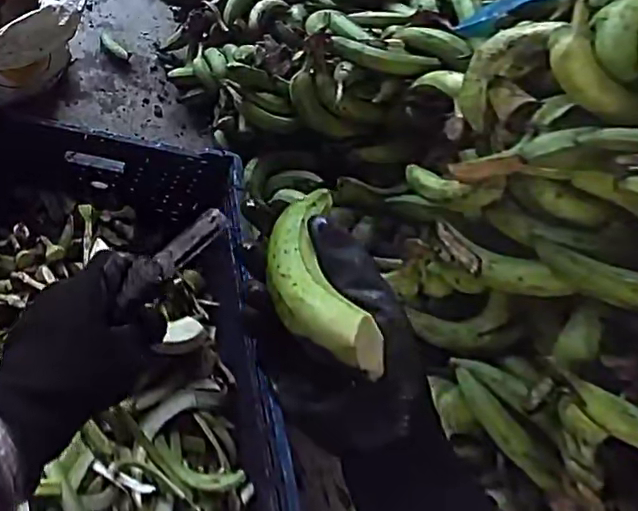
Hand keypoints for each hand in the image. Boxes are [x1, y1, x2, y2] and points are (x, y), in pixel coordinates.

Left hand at [0, 251, 162, 470]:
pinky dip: (73, 341)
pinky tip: (80, 370)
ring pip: (77, 309)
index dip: (136, 274)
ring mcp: (39, 310)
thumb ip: (146, 331)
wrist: (24, 409)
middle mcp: (59, 289)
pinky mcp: (26, 333)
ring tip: (108, 358)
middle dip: (116, 307)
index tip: (148, 299)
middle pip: (96, 287)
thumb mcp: (128, 356)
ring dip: (94, 326)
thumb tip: (152, 318)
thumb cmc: (81, 375)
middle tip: (132, 335)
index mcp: (85, 284)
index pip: (115, 260)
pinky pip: (58, 328)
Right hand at [244, 217, 429, 456]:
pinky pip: (253, 330)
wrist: (383, 428)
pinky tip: (251, 313)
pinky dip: (249, 318)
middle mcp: (306, 300)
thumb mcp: (376, 305)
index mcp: (332, 283)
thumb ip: (346, 262)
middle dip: (260, 255)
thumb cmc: (388, 359)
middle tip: (248, 247)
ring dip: (254, 287)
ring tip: (254, 289)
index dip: (281, 228)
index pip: (301, 247)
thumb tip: (317, 217)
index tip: (259, 209)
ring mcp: (287, 327)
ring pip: (260, 296)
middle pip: (275, 269)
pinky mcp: (272, 354)